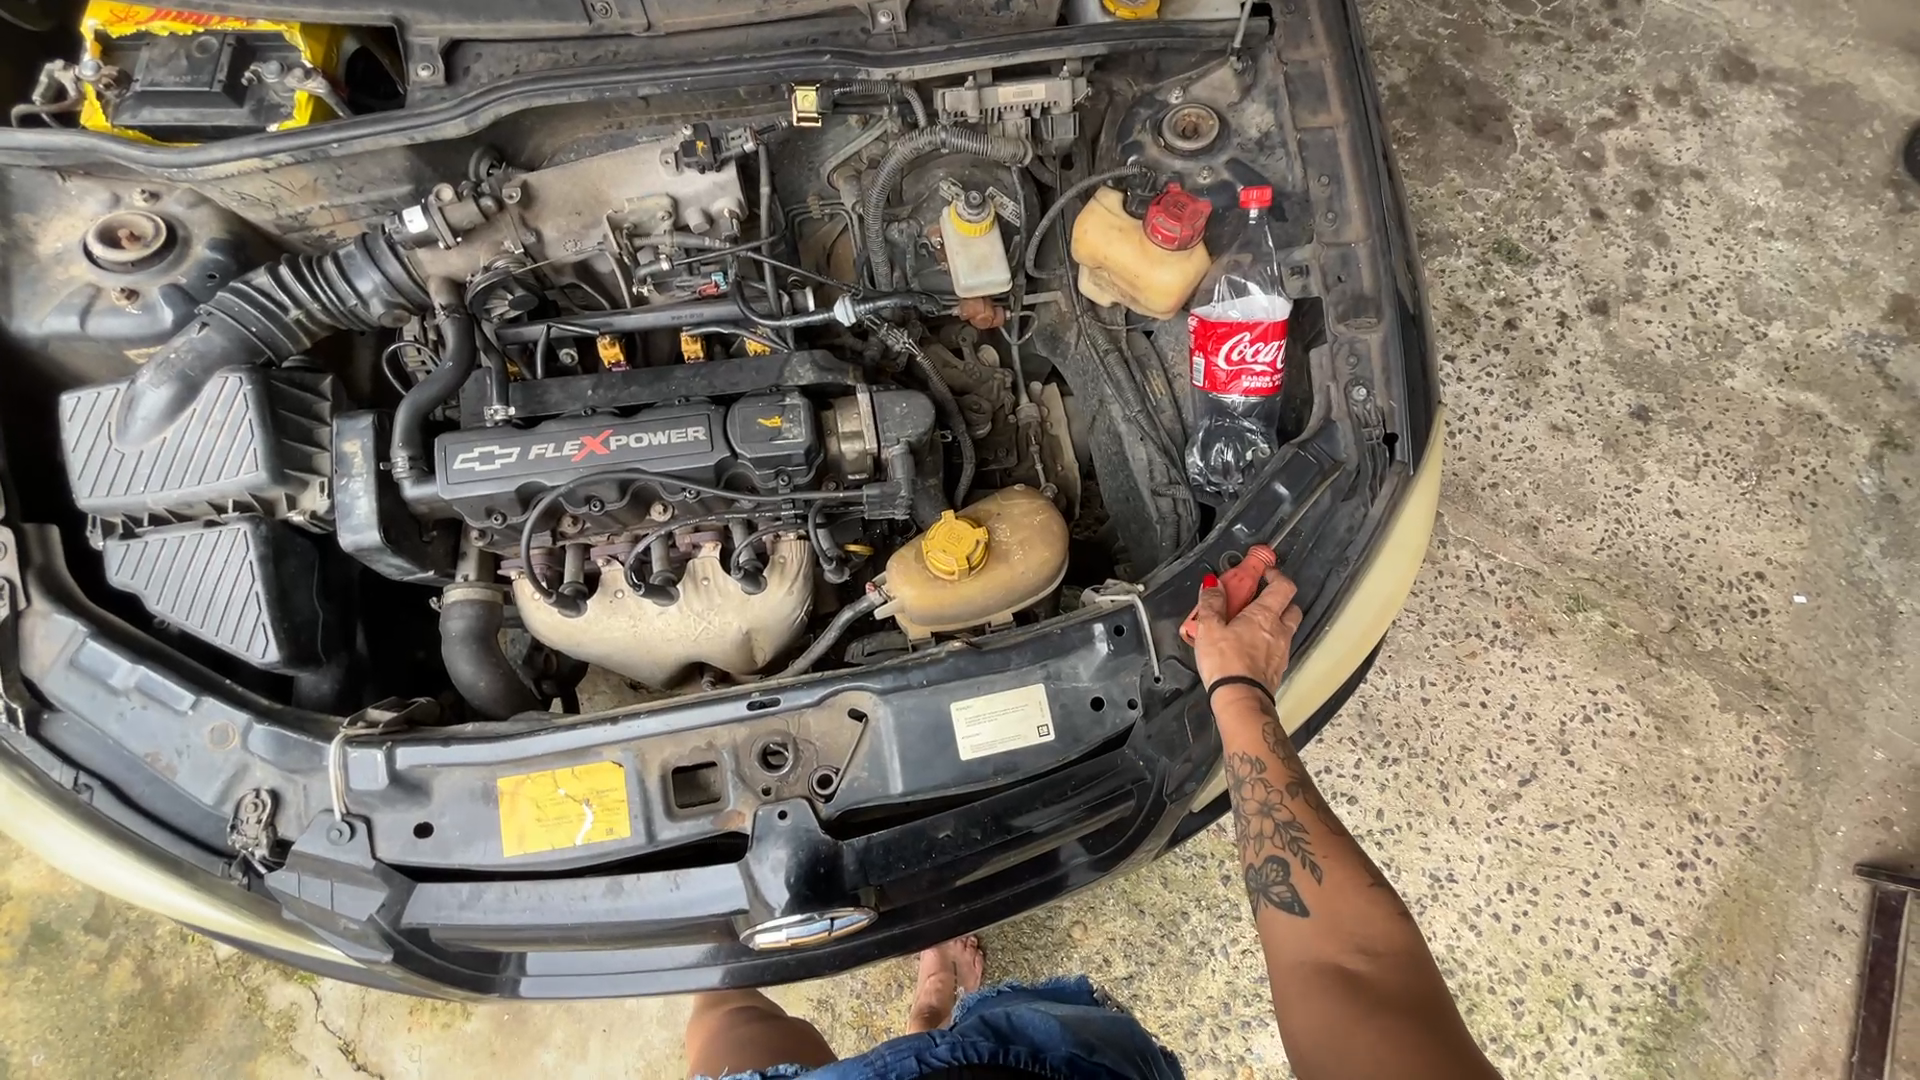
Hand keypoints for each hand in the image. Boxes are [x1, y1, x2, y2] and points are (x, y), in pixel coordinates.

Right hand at [1190, 566, 1303, 690]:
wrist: (1240, 699)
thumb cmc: (1226, 663)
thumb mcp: (1209, 627)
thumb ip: (1211, 603)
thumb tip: (1212, 584)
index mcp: (1265, 615)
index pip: (1283, 586)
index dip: (1276, 575)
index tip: (1263, 573)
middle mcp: (1279, 631)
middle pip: (1291, 607)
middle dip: (1279, 599)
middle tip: (1259, 598)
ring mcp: (1281, 651)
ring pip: (1287, 628)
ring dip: (1274, 622)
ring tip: (1250, 624)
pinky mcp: (1277, 668)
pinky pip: (1278, 648)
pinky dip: (1269, 642)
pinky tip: (1250, 647)